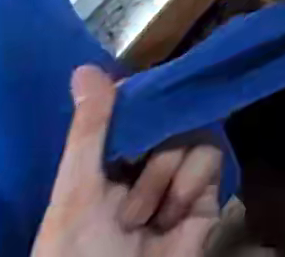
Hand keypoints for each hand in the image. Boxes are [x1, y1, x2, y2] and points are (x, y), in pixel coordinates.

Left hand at [32, 67, 222, 256]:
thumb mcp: (74, 197)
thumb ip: (89, 132)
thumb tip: (84, 67)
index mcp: (106, 164)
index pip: (134, 110)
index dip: (142, 98)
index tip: (146, 90)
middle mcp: (144, 165)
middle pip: (169, 116)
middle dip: (152, 147)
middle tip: (131, 172)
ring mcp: (177, 179)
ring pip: (192, 133)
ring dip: (165, 173)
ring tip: (144, 217)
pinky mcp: (207, 194)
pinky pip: (211, 157)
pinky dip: (190, 182)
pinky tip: (170, 216)